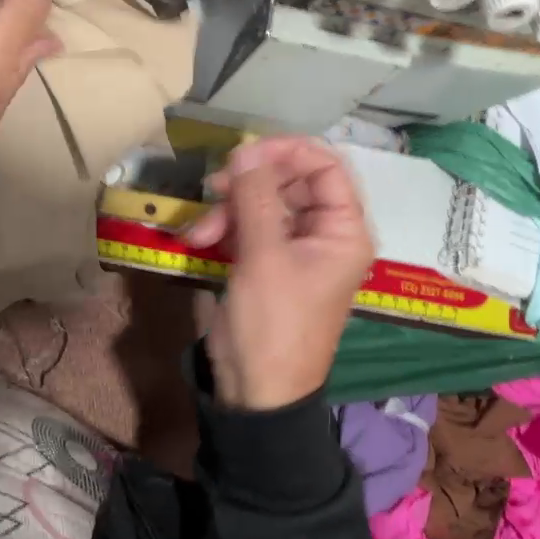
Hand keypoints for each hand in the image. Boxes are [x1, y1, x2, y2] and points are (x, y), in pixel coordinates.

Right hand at [185, 138, 375, 411]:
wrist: (257, 389)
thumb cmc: (272, 324)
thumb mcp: (263, 257)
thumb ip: (254, 198)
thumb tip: (244, 149)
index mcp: (343, 231)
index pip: (325, 168)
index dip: (286, 152)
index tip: (242, 152)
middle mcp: (323, 235)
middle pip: (288, 184)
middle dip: (247, 185)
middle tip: (212, 188)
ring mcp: (292, 251)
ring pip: (261, 205)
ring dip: (226, 211)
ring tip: (198, 233)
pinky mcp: (264, 265)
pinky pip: (246, 229)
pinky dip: (222, 229)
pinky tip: (197, 242)